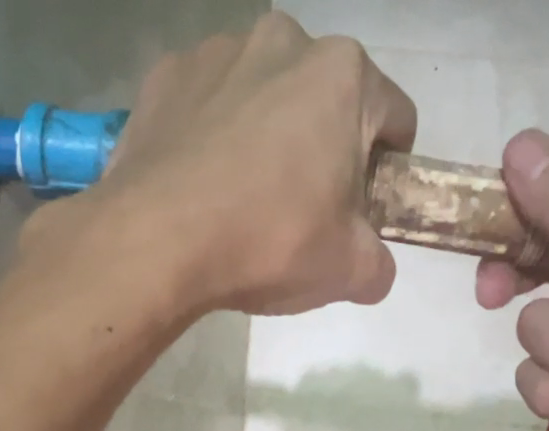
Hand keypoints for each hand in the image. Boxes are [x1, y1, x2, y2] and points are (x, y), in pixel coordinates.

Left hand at [38, 14, 416, 316]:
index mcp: (343, 75)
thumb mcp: (348, 270)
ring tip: (242, 198)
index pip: (394, 118)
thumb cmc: (268, 242)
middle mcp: (283, 42)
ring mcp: (217, 53)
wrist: (153, 242)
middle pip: (325, 99)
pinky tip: (200, 184)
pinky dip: (211, 135)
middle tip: (302, 210)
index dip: (387, 169)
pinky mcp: (164, 76)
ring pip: (263, 96)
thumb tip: (373, 267)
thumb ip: (378, 264)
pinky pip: (206, 105)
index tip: (363, 208)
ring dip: (266, 135)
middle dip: (324, 146)